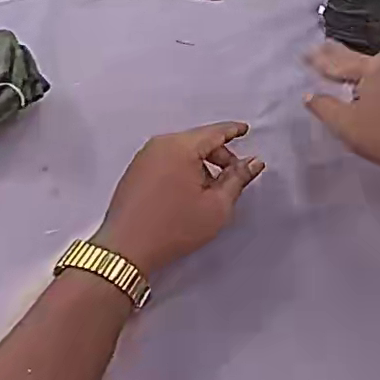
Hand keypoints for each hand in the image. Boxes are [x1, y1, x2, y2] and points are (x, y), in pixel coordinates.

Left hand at [93, 123, 264, 276]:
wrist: (127, 249)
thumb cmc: (170, 229)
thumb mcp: (217, 205)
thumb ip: (238, 178)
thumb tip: (252, 163)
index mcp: (181, 147)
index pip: (215, 132)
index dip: (233, 131)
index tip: (244, 130)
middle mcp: (160, 146)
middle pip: (198, 140)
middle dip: (219, 155)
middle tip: (234, 175)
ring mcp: (144, 158)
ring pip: (182, 151)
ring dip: (200, 165)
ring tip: (209, 192)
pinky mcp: (136, 171)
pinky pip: (166, 160)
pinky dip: (182, 169)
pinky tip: (188, 194)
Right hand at [303, 43, 379, 185]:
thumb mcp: (344, 122)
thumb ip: (322, 105)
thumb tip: (309, 95)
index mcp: (370, 68)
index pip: (336, 61)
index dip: (317, 59)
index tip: (302, 54)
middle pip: (350, 58)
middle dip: (332, 54)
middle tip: (314, 48)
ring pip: (360, 68)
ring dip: (343, 65)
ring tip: (328, 59)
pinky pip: (367, 79)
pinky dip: (353, 77)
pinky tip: (349, 82)